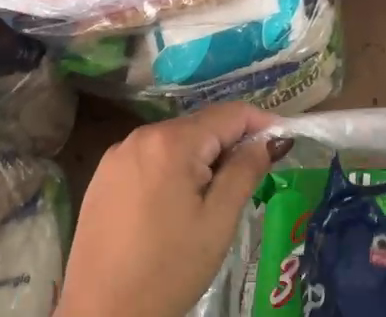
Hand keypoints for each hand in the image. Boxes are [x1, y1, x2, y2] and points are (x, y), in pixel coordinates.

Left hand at [59, 102, 283, 316]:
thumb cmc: (167, 271)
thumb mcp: (218, 222)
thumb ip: (246, 171)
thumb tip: (268, 141)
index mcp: (172, 142)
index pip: (230, 114)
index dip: (262, 124)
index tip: (283, 143)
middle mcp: (141, 136)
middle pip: (201, 126)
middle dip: (230, 145)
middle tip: (252, 179)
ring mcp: (117, 156)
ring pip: (176, 142)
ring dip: (202, 159)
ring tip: (214, 198)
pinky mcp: (102, 178)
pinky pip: (151, 159)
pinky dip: (173, 170)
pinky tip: (176, 206)